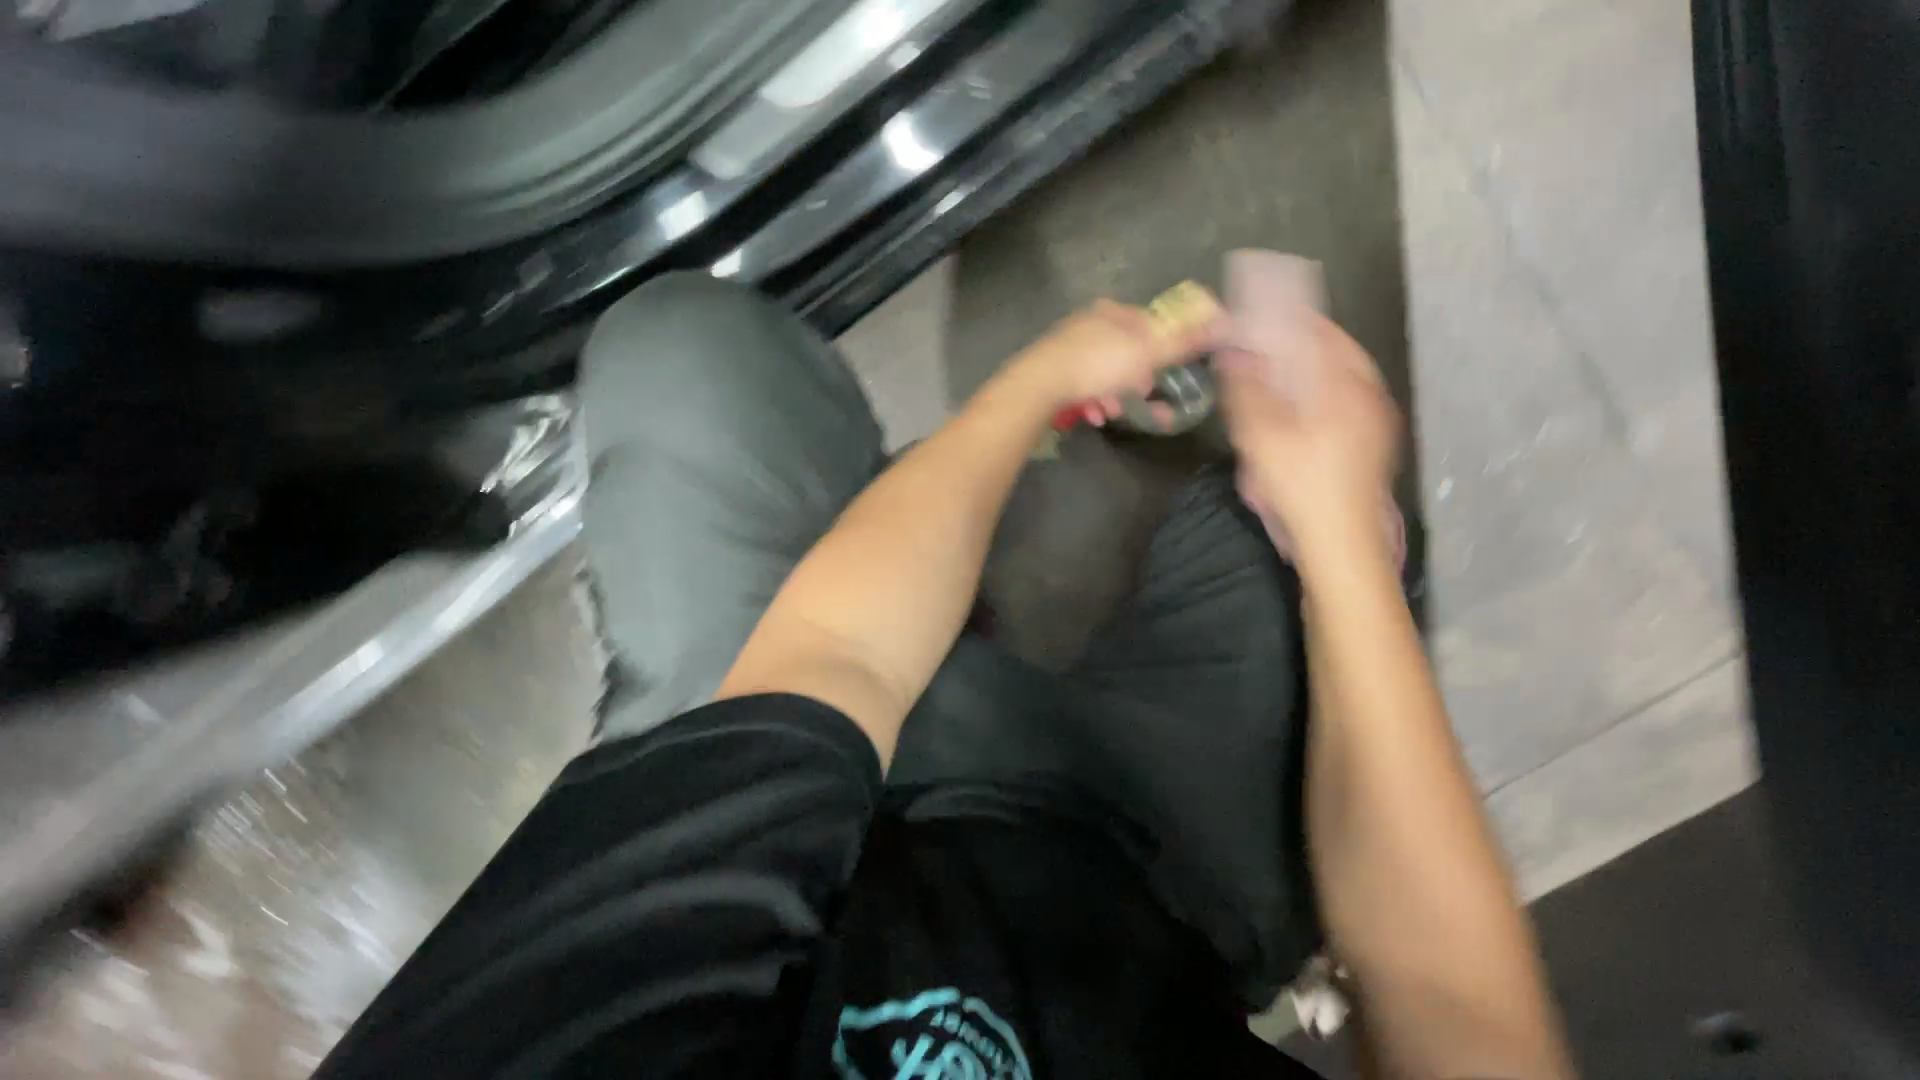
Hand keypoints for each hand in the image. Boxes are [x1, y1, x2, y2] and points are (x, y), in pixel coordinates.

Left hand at [1005, 298, 1221, 425]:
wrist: (1039, 385)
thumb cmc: (1097, 365)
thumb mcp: (1146, 353)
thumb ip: (1183, 340)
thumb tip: (1224, 321)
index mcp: (1111, 311)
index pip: (1147, 322)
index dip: (1161, 348)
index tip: (1164, 371)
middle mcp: (1086, 322)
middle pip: (1124, 349)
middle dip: (1136, 376)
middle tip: (1142, 395)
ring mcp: (1065, 346)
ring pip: (1102, 370)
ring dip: (1114, 393)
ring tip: (1114, 411)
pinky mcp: (1050, 370)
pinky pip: (1080, 384)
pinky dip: (1091, 399)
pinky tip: (1093, 415)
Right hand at [1217, 310, 1399, 555]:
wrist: (1342, 543)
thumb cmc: (1301, 486)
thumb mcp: (1262, 436)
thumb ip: (1247, 389)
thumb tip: (1234, 353)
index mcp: (1346, 384)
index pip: (1318, 331)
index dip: (1287, 316)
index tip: (1258, 312)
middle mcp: (1369, 393)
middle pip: (1335, 351)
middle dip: (1301, 341)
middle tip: (1266, 340)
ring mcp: (1377, 419)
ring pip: (1343, 376)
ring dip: (1312, 366)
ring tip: (1279, 369)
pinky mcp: (1374, 442)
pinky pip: (1348, 399)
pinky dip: (1322, 390)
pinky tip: (1300, 407)